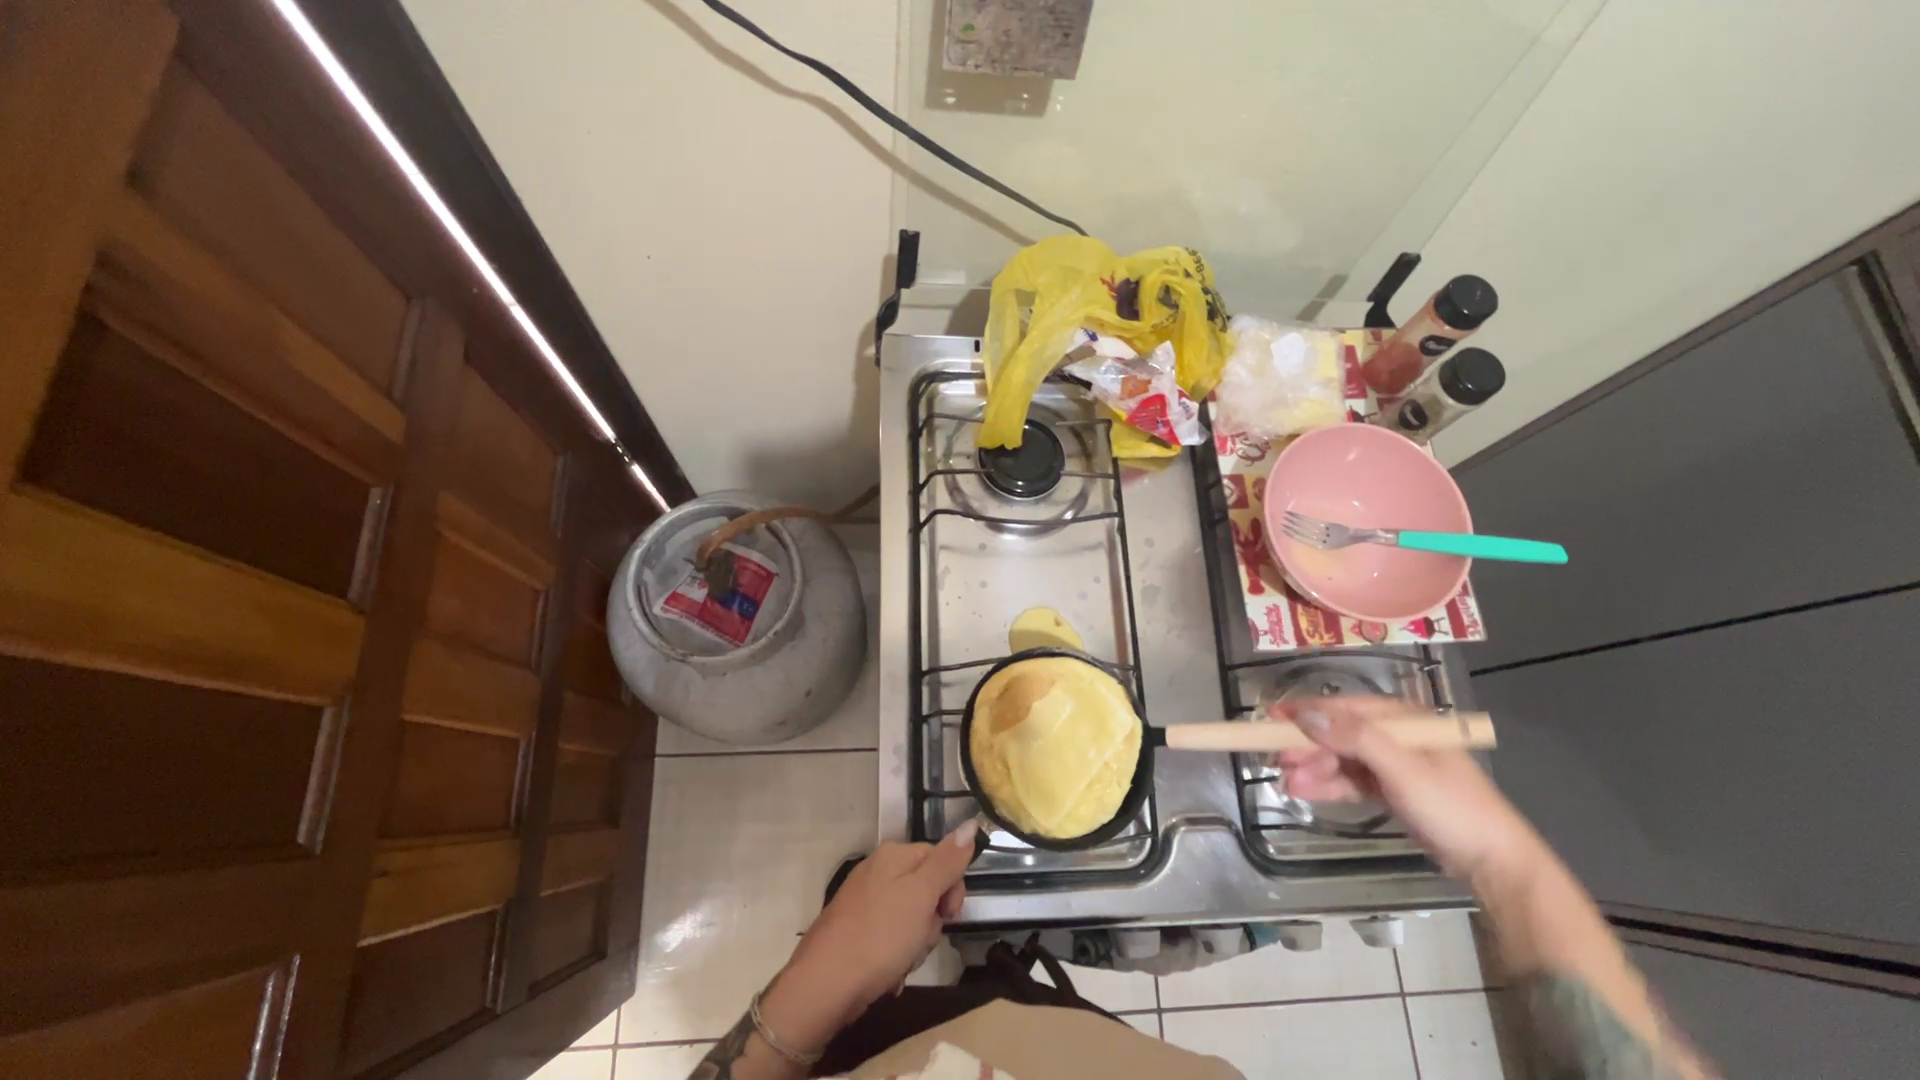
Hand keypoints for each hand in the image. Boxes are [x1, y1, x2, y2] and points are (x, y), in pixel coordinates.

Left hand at [757, 820, 977, 1054]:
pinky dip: (896, 954)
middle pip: (927, 889)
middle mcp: (877, 870)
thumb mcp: (922, 895)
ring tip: (902, 959)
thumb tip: (971, 823)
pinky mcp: (857, 928)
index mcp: (894, 855)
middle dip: (932, 920)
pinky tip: (889, 970)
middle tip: (920, 939)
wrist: (825, 985)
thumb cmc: (880, 936)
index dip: (952, 890)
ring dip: (916, 942)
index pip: (942, 859)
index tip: (948, 916)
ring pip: (912, 917)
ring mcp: (864, 900)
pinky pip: (892, 935)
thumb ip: (947, 861)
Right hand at [1271, 696, 1542, 883]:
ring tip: (1285, 783)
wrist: (1494, 863)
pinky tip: (1305, 792)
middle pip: (1341, 733)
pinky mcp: (1393, 792)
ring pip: (1343, 759)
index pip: (1347, 707)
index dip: (1309, 711)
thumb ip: (1355, 738)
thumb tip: (1306, 713)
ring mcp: (1395, 766)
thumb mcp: (1402, 769)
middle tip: (1275, 759)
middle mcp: (1397, 737)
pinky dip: (1328, 786)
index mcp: (1405, 721)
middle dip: (1307, 745)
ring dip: (1314, 768)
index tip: (1272, 718)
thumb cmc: (1452, 808)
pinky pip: (1351, 781)